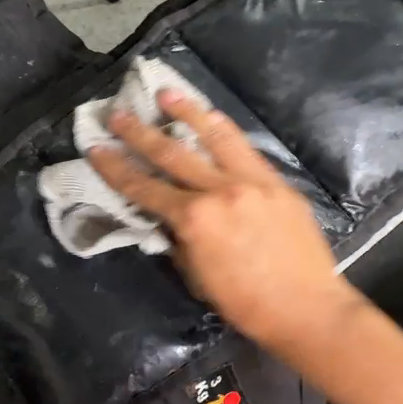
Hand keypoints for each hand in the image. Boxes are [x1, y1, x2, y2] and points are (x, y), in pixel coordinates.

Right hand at [86, 90, 363, 349]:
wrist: (307, 309)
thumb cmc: (242, 301)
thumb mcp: (193, 272)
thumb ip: (176, 237)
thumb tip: (165, 216)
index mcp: (192, 219)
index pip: (142, 187)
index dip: (114, 168)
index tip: (95, 149)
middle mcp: (219, 191)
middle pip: (170, 153)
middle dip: (138, 133)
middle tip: (117, 114)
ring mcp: (251, 182)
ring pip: (214, 137)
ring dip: (187, 112)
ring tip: (167, 93)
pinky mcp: (277, 183)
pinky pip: (244, 149)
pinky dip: (223, 131)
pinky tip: (211, 118)